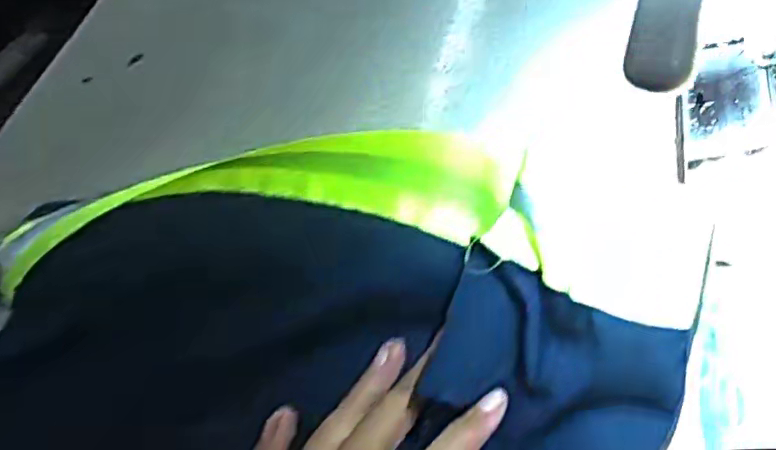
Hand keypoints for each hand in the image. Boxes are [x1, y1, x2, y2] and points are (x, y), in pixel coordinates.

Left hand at [253, 338, 506, 449]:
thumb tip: (467, 438)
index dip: (467, 432)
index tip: (500, 395)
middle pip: (383, 428)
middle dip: (417, 383)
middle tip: (445, 335)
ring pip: (331, 433)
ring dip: (363, 391)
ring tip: (390, 347)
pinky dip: (274, 443)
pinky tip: (284, 413)